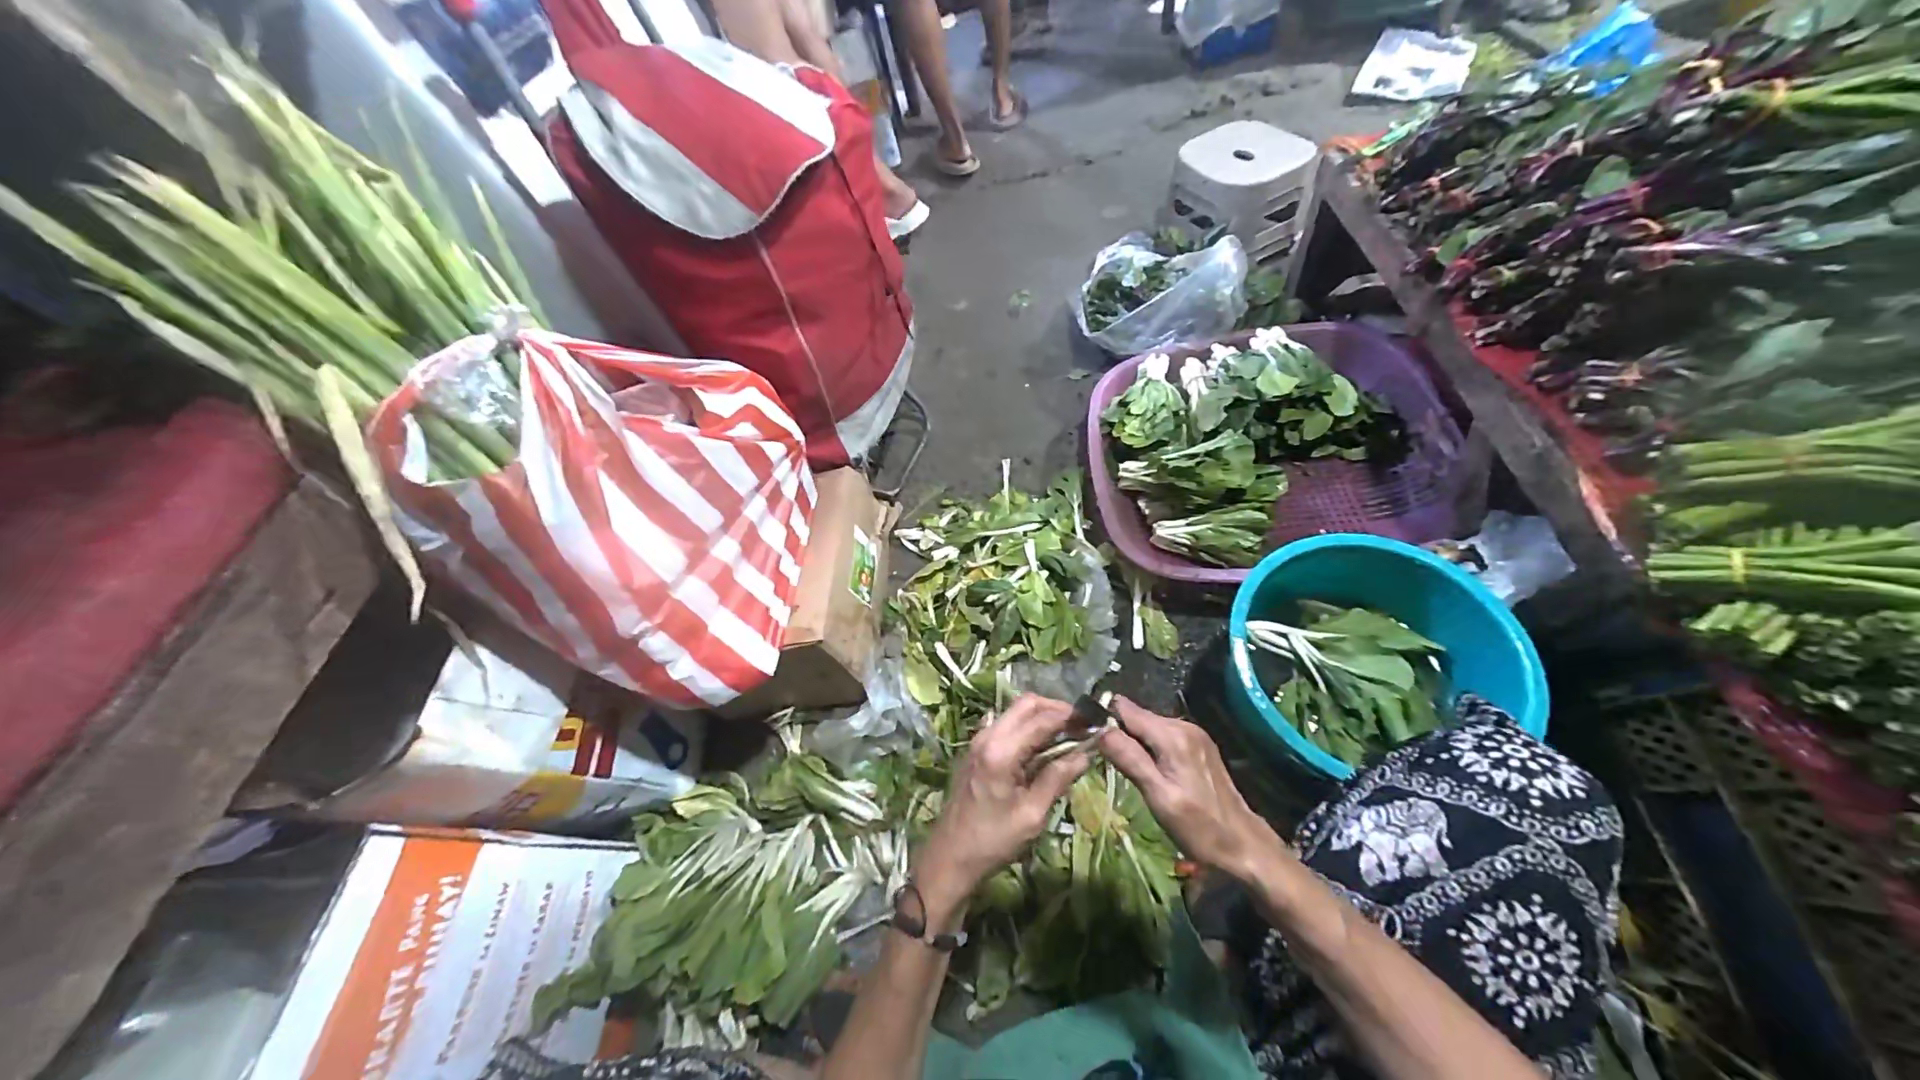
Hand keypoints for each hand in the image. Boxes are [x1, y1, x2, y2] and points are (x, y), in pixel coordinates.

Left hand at [916, 695, 1089, 924]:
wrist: (950, 855)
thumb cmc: (993, 840)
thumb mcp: (1032, 814)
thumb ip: (1057, 778)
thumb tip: (1085, 753)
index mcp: (1001, 750)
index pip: (1042, 718)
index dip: (1071, 716)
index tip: (1095, 723)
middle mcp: (987, 736)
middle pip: (1027, 704)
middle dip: (1057, 710)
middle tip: (1082, 727)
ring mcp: (979, 740)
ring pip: (1016, 712)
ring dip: (1043, 717)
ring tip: (1069, 736)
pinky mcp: (977, 749)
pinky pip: (1007, 726)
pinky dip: (1028, 727)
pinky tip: (1045, 746)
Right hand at [1099, 696, 1281, 880]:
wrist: (1245, 846)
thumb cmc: (1199, 828)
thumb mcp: (1159, 797)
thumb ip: (1130, 759)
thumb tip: (1099, 730)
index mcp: (1172, 735)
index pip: (1124, 708)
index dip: (1103, 718)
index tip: (1084, 735)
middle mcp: (1183, 726)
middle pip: (1136, 717)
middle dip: (1116, 732)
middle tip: (1100, 759)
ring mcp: (1193, 735)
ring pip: (1148, 727)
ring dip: (1131, 741)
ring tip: (1119, 767)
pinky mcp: (1197, 746)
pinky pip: (1161, 737)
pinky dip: (1148, 748)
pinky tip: (1146, 770)